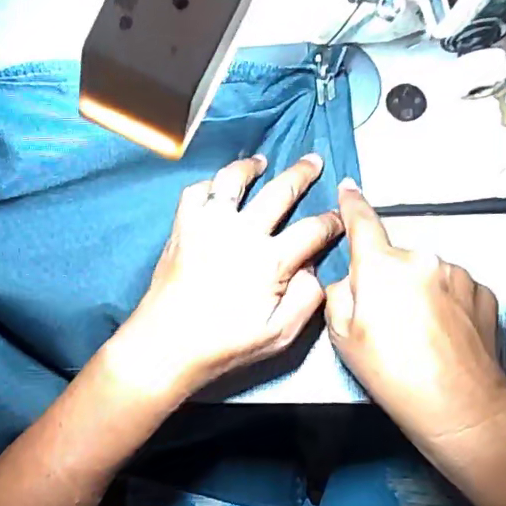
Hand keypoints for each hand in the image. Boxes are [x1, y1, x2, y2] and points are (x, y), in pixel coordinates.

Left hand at [105, 154, 343, 400]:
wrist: (165, 344)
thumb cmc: (223, 345)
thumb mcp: (279, 334)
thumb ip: (307, 298)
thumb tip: (313, 268)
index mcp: (271, 259)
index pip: (313, 229)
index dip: (333, 221)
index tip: (340, 217)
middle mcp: (241, 232)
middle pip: (280, 191)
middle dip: (302, 174)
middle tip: (313, 161)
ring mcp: (208, 225)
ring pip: (232, 180)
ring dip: (250, 167)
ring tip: (261, 161)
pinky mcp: (182, 227)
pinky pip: (195, 192)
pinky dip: (209, 185)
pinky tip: (216, 187)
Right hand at [323, 179, 505, 468]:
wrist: (461, 406)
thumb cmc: (392, 373)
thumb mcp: (342, 337)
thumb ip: (338, 295)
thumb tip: (351, 281)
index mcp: (381, 266)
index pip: (362, 223)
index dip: (352, 205)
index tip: (349, 188)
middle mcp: (422, 259)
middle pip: (393, 258)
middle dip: (385, 278)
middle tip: (384, 319)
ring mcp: (457, 274)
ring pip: (424, 273)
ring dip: (416, 292)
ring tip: (417, 334)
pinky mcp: (483, 292)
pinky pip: (451, 288)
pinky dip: (443, 303)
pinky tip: (441, 335)